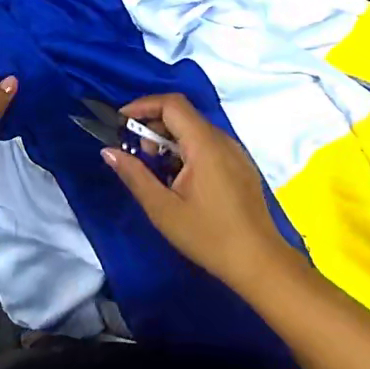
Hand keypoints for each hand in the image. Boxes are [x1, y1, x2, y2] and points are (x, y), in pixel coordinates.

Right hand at [101, 93, 294, 288]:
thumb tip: (108, 151)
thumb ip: (134, 175)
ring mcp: (235, 153)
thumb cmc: (209, 236)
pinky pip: (208, 144)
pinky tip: (180, 180)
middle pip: (183, 115)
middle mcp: (223, 141)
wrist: (261, 264)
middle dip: (153, 126)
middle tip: (138, 154)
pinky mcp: (241, 166)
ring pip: (195, 130)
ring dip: (169, 139)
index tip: (121, 122)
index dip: (143, 105)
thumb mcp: (163, 209)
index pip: (172, 104)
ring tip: (158, 170)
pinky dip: (186, 150)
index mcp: (204, 146)